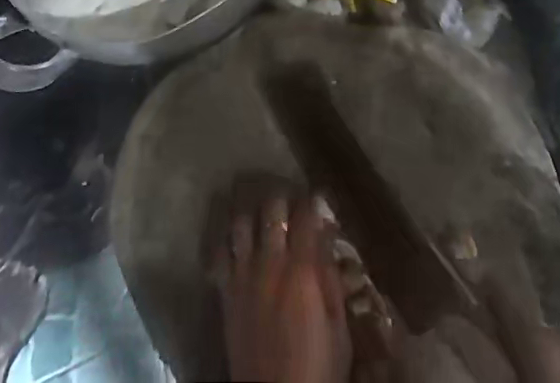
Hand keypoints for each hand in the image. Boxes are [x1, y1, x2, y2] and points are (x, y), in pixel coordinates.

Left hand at [214, 192, 350, 382]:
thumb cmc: (317, 367)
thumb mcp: (339, 329)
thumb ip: (331, 281)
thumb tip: (327, 243)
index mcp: (302, 271)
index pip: (306, 220)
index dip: (312, 202)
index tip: (317, 194)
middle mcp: (269, 261)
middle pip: (271, 211)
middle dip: (281, 196)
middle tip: (288, 193)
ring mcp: (242, 271)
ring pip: (241, 221)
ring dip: (251, 207)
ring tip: (258, 201)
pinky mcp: (225, 285)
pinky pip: (220, 247)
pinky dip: (227, 234)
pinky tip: (233, 229)